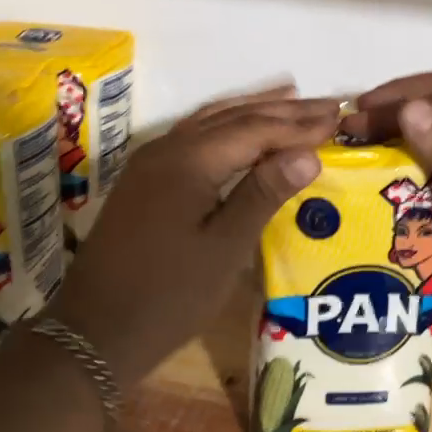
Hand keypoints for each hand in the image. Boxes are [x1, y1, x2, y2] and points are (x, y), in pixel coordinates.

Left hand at [53, 87, 338, 383]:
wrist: (94, 332)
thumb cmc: (168, 296)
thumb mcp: (224, 249)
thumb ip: (263, 194)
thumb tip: (308, 154)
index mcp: (188, 161)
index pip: (254, 130)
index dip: (297, 125)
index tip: (337, 120)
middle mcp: (167, 149)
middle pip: (232, 118)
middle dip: (281, 112)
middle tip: (327, 106)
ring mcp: (150, 162)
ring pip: (210, 123)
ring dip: (253, 112)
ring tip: (291, 99)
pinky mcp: (145, 181)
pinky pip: (194, 137)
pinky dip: (226, 128)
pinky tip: (241, 133)